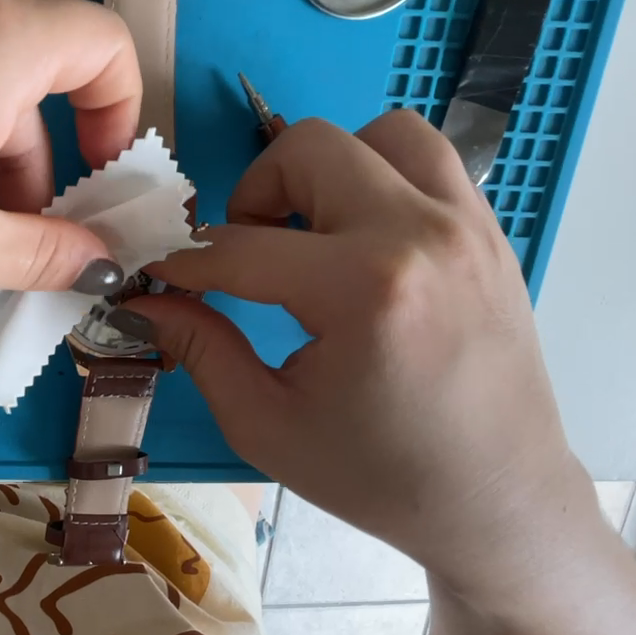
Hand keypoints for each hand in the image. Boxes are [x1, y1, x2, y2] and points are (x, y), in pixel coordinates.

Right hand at [119, 111, 601, 602]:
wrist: (494, 500)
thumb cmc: (373, 475)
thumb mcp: (263, 422)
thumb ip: (200, 347)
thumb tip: (142, 302)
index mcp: (362, 289)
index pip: (240, 247)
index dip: (180, 261)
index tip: (152, 276)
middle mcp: (421, 234)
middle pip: (310, 148)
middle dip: (251, 194)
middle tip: (239, 256)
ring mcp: (467, 225)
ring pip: (380, 133)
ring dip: (322, 172)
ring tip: (303, 238)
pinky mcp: (489, 233)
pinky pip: (427, 162)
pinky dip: (374, 182)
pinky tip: (352, 247)